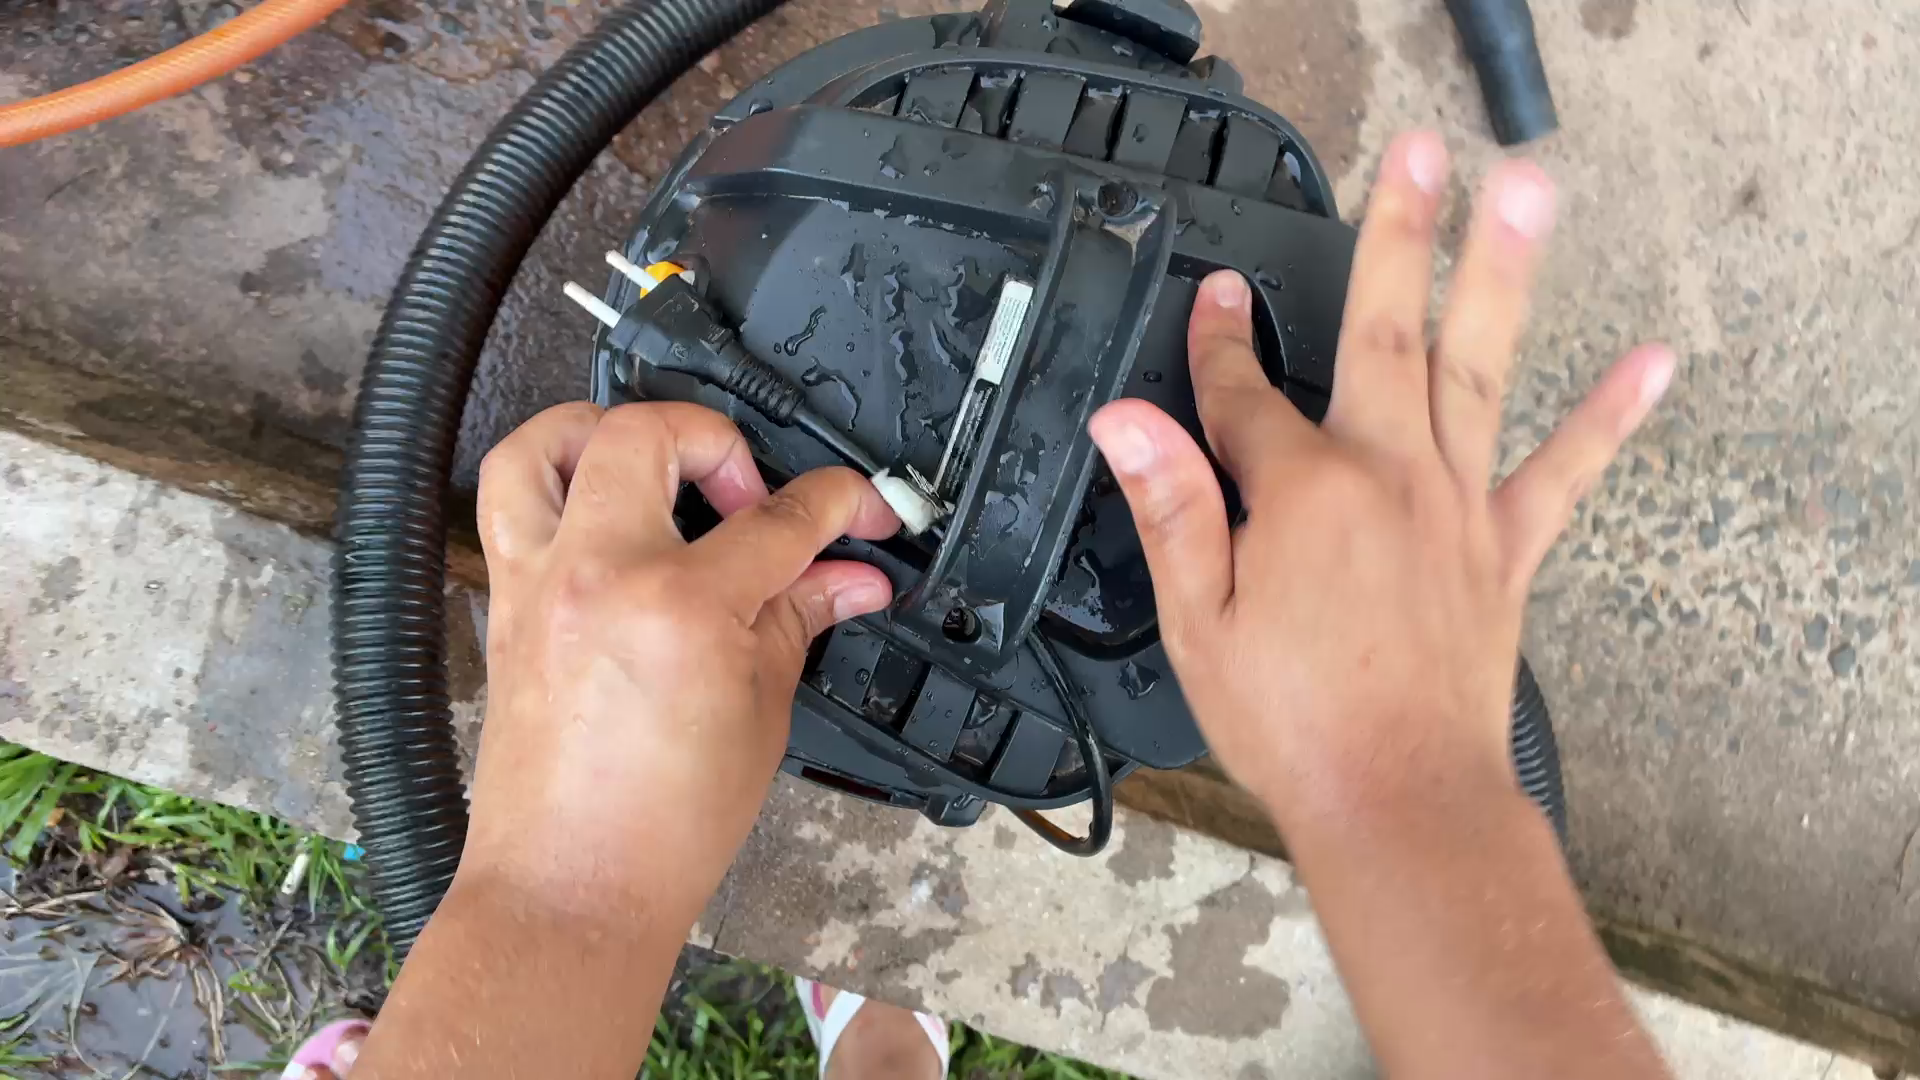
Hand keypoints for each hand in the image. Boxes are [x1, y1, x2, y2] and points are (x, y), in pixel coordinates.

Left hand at [461, 402, 898, 921]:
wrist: (574, 883)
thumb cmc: (670, 818)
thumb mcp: (765, 703)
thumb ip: (804, 614)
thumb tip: (855, 577)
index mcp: (683, 609)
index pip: (782, 521)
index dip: (842, 502)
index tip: (864, 506)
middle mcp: (600, 575)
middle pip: (652, 435)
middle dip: (722, 441)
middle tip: (753, 494)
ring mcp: (541, 583)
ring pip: (547, 443)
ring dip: (610, 429)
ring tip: (659, 463)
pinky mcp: (508, 602)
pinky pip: (508, 501)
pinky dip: (557, 475)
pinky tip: (608, 512)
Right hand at [1088, 131, 1673, 830]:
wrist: (1395, 801)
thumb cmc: (1287, 715)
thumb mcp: (1195, 614)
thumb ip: (1169, 504)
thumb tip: (1126, 422)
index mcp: (1303, 495)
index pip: (1243, 394)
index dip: (1216, 343)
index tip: (1209, 295)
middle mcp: (1389, 480)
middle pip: (1385, 337)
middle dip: (1393, 240)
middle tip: (1415, 156)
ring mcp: (1456, 510)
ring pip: (1480, 373)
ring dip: (1500, 278)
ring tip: (1525, 193)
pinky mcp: (1501, 553)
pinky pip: (1561, 473)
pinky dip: (1605, 418)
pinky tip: (1648, 364)